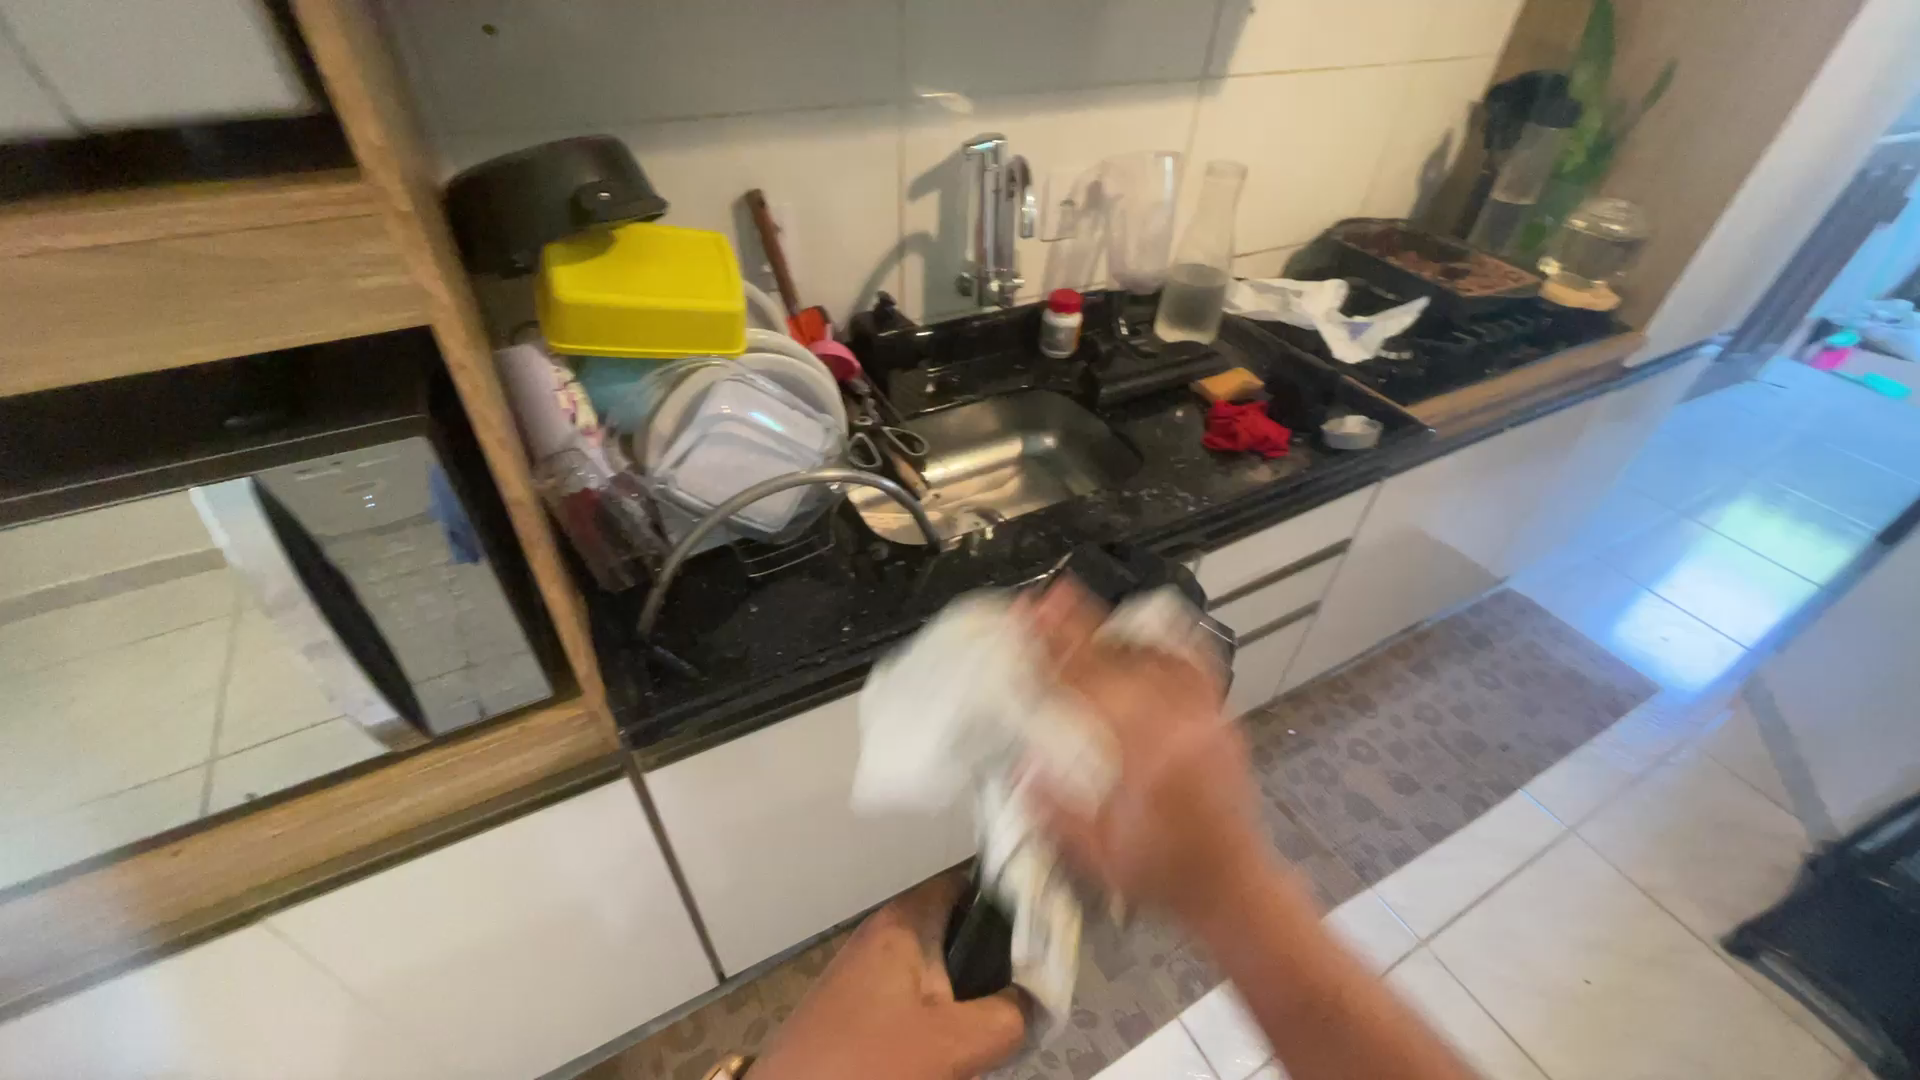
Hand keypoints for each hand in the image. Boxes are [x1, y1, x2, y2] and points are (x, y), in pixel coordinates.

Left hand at [752, 872, 1025, 1079]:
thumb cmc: (871, 1062)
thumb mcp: (954, 1043)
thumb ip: (1010, 1016)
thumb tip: (1045, 999)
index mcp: (905, 920)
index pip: (967, 881)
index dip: (1009, 896)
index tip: (1045, 926)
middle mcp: (884, 932)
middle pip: (957, 926)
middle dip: (995, 956)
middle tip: (1029, 986)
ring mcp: (867, 970)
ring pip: (938, 966)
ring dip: (971, 991)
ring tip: (1001, 1020)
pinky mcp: (857, 1007)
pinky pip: (916, 996)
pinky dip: (943, 1015)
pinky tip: (957, 1048)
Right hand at [1020, 580, 1278, 926]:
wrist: (1236, 890)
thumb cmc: (1164, 877)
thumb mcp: (1095, 854)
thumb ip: (1054, 806)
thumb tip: (1024, 763)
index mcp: (1142, 757)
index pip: (1086, 687)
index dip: (1052, 649)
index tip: (1028, 618)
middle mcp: (1178, 727)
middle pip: (1117, 661)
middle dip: (1077, 626)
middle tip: (1048, 597)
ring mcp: (1205, 719)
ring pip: (1154, 657)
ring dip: (1114, 628)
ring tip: (1086, 604)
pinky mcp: (1220, 720)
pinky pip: (1194, 668)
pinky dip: (1168, 644)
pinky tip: (1148, 631)